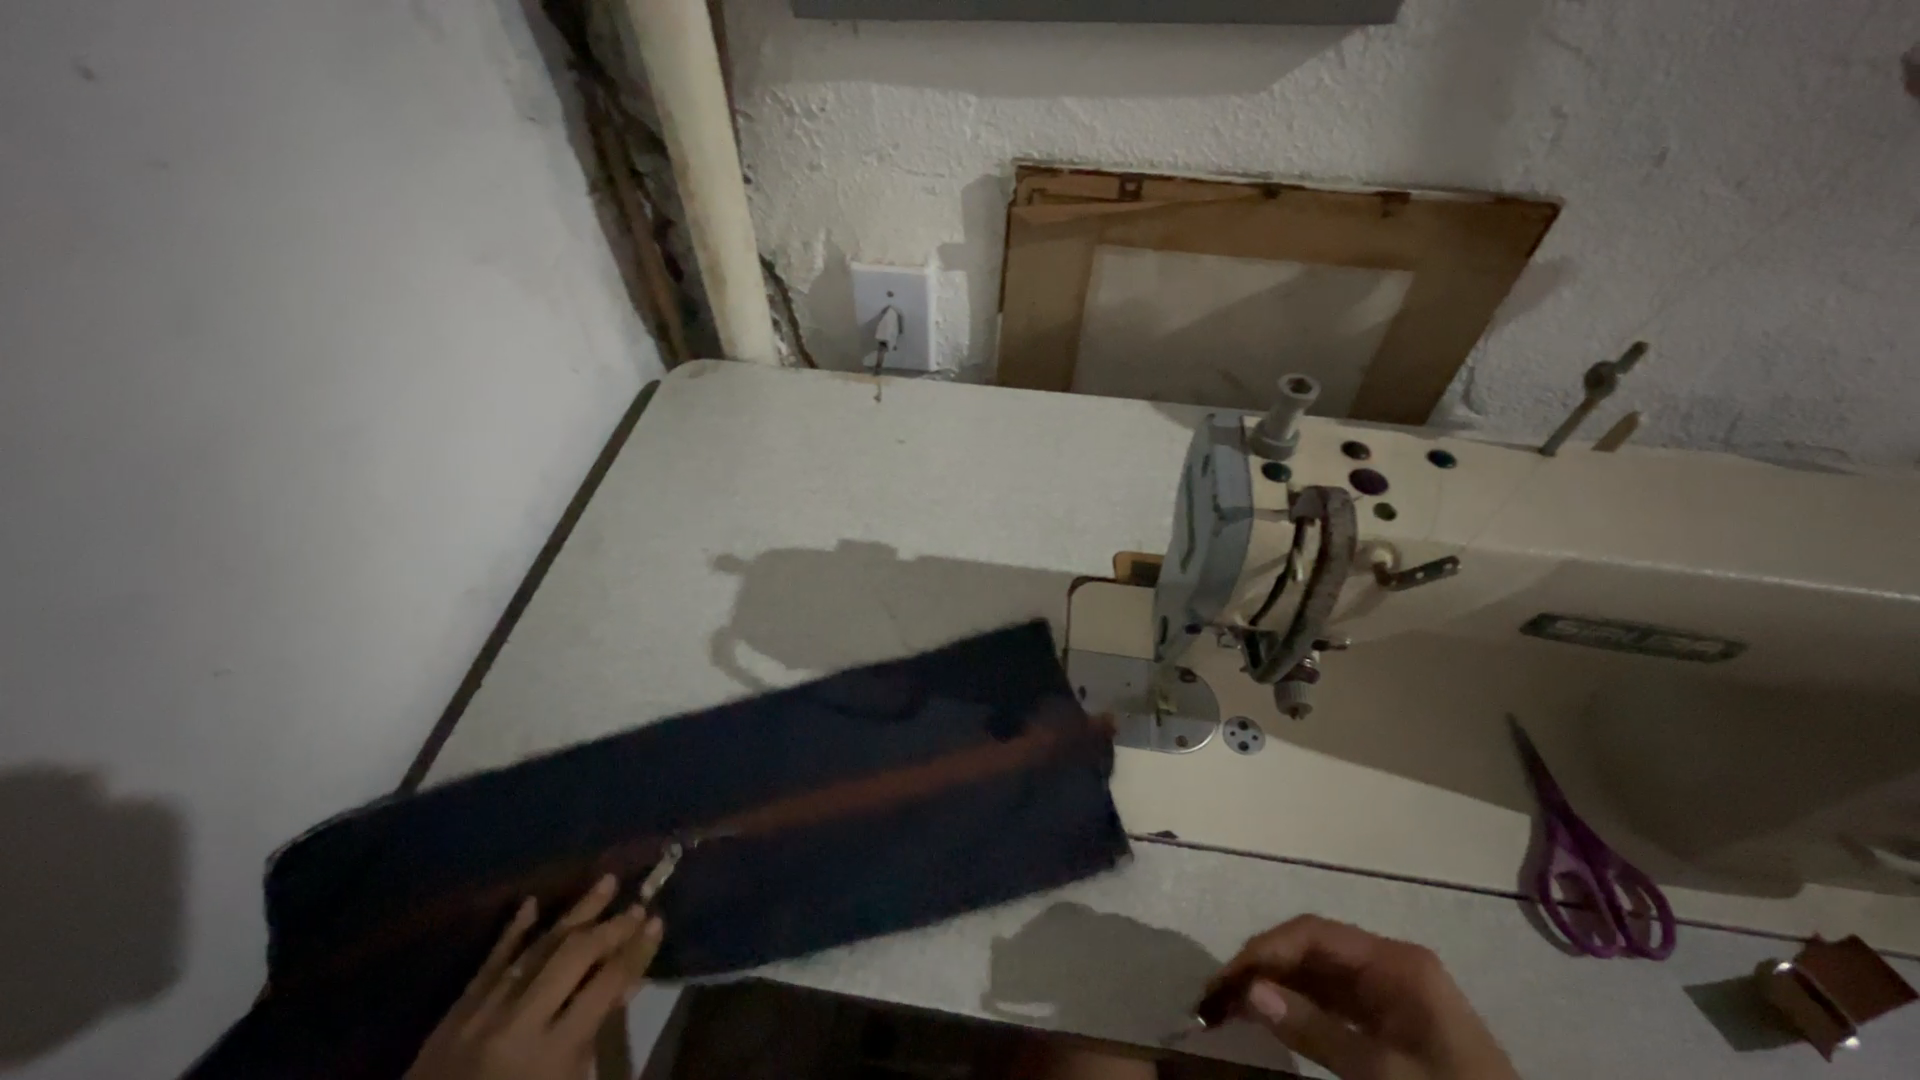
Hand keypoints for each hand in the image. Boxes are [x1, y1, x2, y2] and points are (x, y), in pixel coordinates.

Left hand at [405, 874, 663, 1079]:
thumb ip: (592, 1042)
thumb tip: (622, 989)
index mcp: (553, 1051)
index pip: (605, 986)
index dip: (635, 952)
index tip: (657, 923)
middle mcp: (520, 1021)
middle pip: (573, 957)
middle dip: (610, 928)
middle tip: (637, 906)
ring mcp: (485, 1010)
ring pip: (538, 948)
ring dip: (575, 913)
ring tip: (605, 882)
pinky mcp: (457, 1010)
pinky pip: (491, 961)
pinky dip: (513, 932)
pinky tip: (531, 904)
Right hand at [1204, 916, 1515, 1079]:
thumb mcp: (1387, 1073)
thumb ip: (1318, 1031)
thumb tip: (1249, 991)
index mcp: (1397, 962)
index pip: (1315, 933)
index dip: (1265, 950)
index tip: (1226, 980)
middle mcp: (1391, 965)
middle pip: (1312, 949)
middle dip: (1263, 967)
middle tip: (1217, 998)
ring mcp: (1391, 993)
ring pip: (1317, 974)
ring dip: (1274, 986)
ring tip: (1231, 1009)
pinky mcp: (1391, 1021)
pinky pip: (1332, 1000)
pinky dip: (1297, 1007)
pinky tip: (1271, 1020)